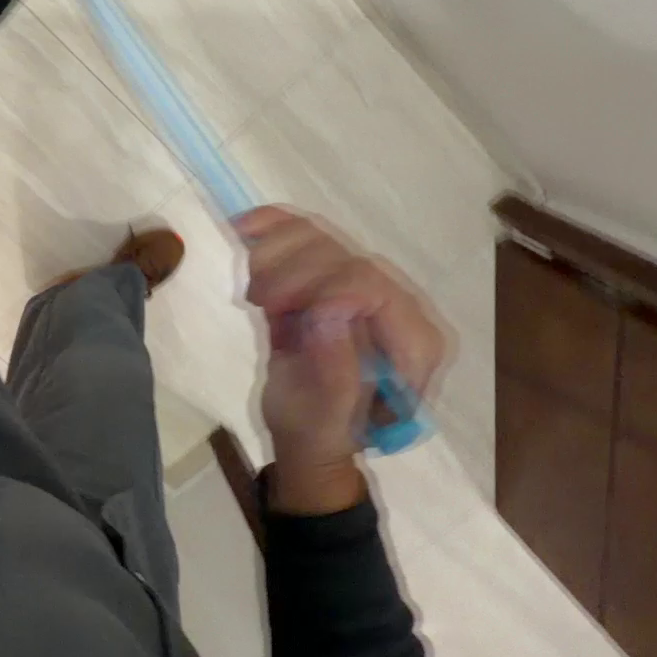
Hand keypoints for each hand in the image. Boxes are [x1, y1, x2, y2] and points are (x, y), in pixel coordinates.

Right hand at [234, 206, 446, 513]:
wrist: (308, 431)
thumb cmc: (322, 430)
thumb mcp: (328, 415)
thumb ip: (337, 368)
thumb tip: (328, 312)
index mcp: (412, 342)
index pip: (374, 287)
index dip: (324, 286)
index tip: (276, 309)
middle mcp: (395, 303)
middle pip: (341, 256)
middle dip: (290, 274)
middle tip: (260, 304)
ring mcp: (359, 281)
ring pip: (318, 237)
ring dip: (274, 256)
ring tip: (258, 296)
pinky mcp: (326, 271)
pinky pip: (301, 232)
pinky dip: (271, 224)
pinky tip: (245, 229)